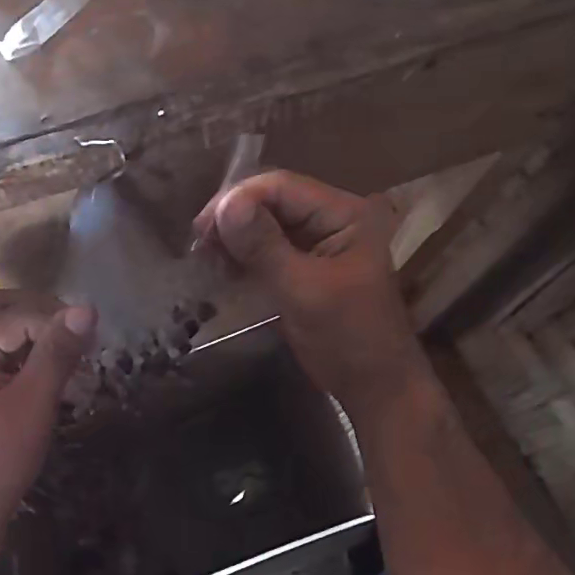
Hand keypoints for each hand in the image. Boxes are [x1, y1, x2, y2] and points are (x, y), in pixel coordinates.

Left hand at [0, 292, 96, 561]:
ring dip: (34, 334)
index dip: (54, 318)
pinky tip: (49, 368)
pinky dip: (24, 356)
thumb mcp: (34, 402)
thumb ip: (58, 353)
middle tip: (79, 330)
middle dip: (41, 316)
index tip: (92, 331)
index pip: (13, 315)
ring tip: (70, 348)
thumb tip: (86, 309)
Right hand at [194, 171, 426, 415]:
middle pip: (272, 203)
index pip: (283, 188)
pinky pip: (268, 252)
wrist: (375, 386)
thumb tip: (225, 205)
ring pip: (266, 227)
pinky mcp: (305, 270)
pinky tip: (222, 270)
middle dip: (233, 220)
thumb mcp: (304, 291)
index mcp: (345, 214)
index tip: (202, 229)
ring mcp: (319, 245)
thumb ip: (265, 247)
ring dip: (235, 240)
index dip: (239, 200)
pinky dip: (244, 259)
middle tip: (199, 246)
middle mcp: (332, 220)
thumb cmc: (348, 338)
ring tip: (206, 259)